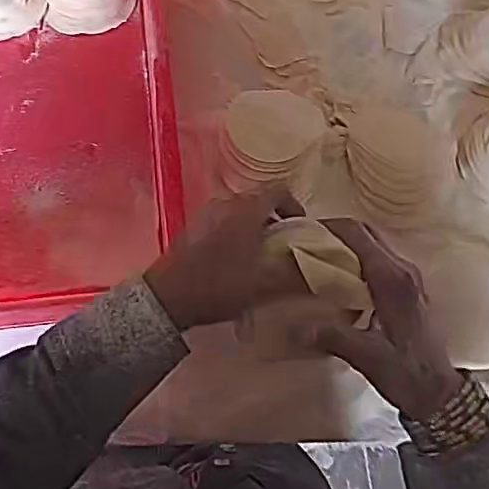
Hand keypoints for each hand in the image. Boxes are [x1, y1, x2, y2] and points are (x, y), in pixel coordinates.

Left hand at [145, 186, 304, 330]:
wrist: (167, 299)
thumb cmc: (219, 286)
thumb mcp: (264, 286)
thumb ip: (296, 277)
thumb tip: (322, 275)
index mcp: (246, 210)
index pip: (279, 190)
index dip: (295, 206)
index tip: (301, 227)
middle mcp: (225, 203)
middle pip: (258, 200)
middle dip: (275, 219)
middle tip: (284, 245)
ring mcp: (205, 213)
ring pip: (239, 211)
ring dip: (254, 226)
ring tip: (260, 254)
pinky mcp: (192, 227)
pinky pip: (222, 220)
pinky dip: (235, 231)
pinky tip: (234, 259)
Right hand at [305, 219, 463, 420]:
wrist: (440, 393)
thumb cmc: (406, 373)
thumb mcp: (366, 356)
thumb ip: (332, 336)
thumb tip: (295, 327)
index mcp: (392, 280)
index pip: (359, 235)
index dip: (331, 226)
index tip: (304, 229)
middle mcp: (404, 271)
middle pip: (368, 233)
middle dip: (337, 231)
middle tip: (308, 240)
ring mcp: (410, 278)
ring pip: (375, 245)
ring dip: (349, 243)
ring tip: (320, 255)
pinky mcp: (410, 289)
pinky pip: (381, 259)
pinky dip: (359, 257)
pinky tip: (342, 276)